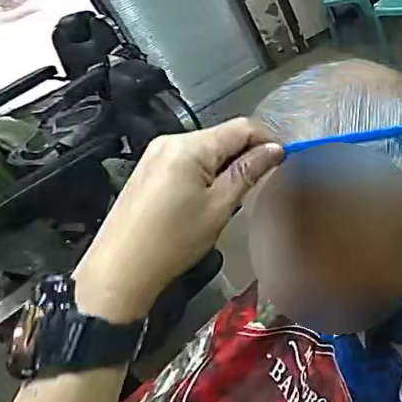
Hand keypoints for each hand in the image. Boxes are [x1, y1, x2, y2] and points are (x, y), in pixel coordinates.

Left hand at [73, 119, 282, 322]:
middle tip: (261, 182)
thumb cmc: (173, 242)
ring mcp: (156, 154)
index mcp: (189, 146)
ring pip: (208, 147)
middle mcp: (171, 141)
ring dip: (228, 163)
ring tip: (236, 194)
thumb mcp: (220, 207)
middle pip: (224, 135)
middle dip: (247, 153)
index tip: (283, 162)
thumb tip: (276, 149)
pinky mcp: (149, 169)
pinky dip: (208, 171)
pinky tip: (209, 197)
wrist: (118, 274)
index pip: (243, 127)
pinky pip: (189, 159)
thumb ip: (249, 172)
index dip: (268, 140)